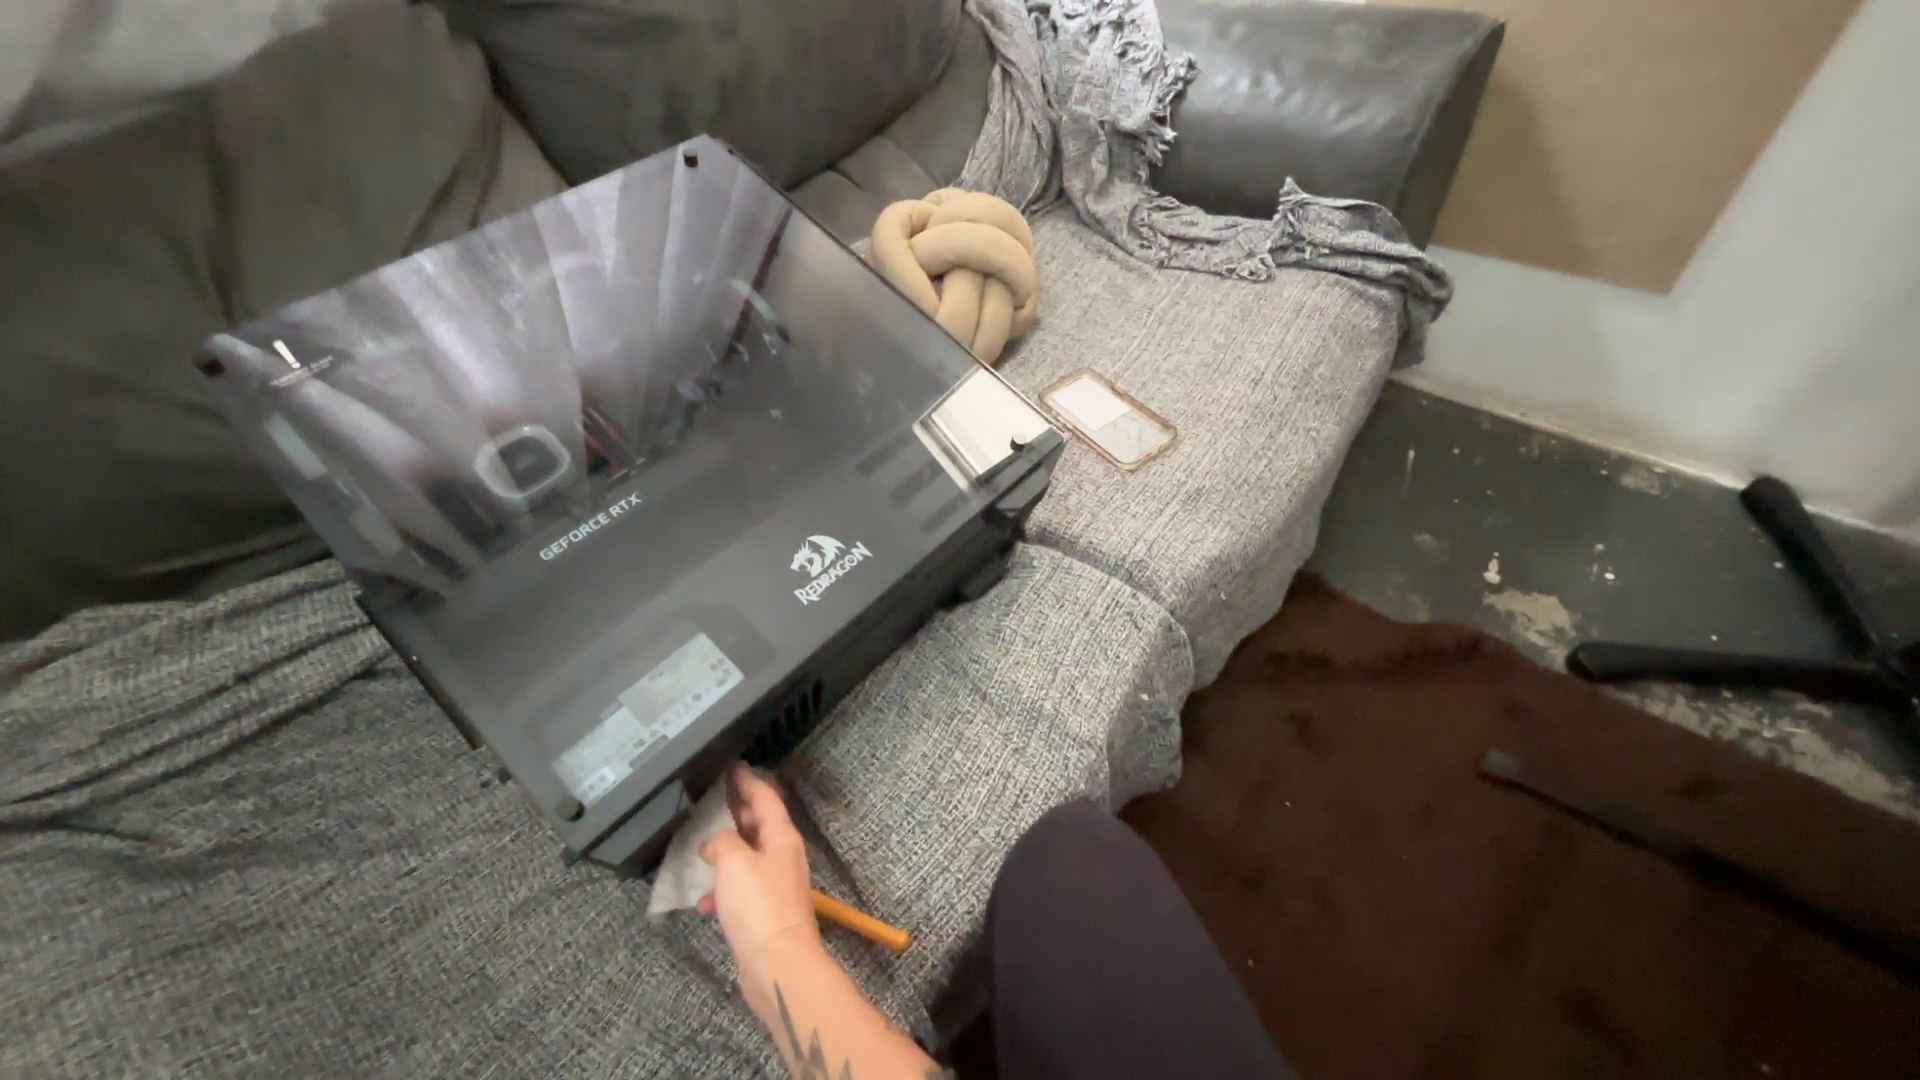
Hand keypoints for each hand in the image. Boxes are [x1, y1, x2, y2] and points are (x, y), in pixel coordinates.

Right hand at [698, 763, 821, 1007]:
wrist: (777, 964)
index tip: (733, 766)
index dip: (748, 780)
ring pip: (748, 856)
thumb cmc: (759, 906)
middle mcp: (782, 855)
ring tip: (701, 846)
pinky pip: (741, 890)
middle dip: (737, 811)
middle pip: (759, 824)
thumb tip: (715, 843)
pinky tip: (703, 903)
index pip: (765, 797)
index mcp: (781, 836)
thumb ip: (721, 842)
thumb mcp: (734, 862)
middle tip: (713, 798)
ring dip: (727, 850)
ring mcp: (776, 884)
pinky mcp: (765, 911)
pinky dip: (723, 890)